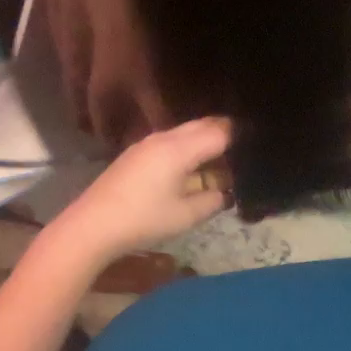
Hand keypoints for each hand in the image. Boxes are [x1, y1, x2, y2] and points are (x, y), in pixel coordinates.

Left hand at [48, 117, 233, 265]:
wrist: (93, 225)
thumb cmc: (143, 220)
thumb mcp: (186, 216)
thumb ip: (213, 201)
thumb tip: (226, 191)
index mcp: (180, 147)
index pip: (221, 131)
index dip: (242, 138)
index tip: (258, 149)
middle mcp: (164, 137)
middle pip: (204, 125)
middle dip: (226, 137)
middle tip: (245, 156)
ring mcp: (147, 144)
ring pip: (186, 134)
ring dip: (205, 145)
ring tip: (222, 166)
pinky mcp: (136, 155)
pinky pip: (172, 143)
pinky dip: (188, 152)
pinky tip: (194, 171)